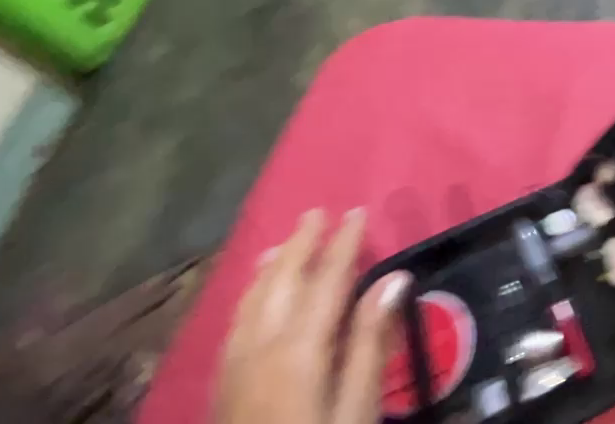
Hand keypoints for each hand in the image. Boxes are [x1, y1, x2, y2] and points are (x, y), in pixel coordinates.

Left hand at [215, 208, 410, 423]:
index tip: (356, 211)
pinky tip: (253, 295)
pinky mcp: (222, 389)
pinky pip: (234, 324)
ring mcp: (236, 368)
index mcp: (301, 350)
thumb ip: (370, 342)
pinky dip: (248, 296)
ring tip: (286, 240)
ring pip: (253, 299)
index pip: (326, 280)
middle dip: (303, 244)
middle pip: (283, 281)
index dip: (343, 244)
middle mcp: (262, 347)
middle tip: (318, 211)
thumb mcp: (357, 411)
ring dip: (273, 265)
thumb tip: (392, 278)